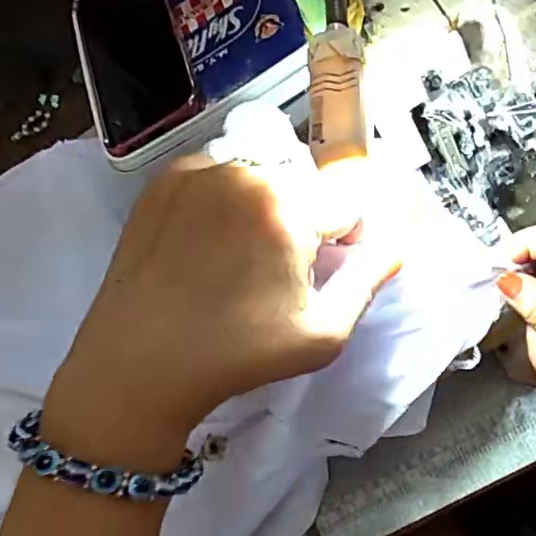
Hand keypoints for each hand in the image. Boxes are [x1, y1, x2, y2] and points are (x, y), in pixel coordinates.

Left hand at [46, 153, 400, 464]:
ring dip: (268, 211)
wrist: (139, 363)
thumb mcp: (324, 333)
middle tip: (280, 273)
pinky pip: (220, 179)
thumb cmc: (239, 354)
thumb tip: (395, 243)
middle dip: (307, 222)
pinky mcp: (164, 181)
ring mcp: (199, 172)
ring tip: (239, 262)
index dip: (347, 238)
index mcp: (289, 208)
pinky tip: (208, 246)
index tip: (322, 272)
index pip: (349, 201)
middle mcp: (246, 174)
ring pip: (262, 180)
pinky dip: (227, 203)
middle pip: (306, 187)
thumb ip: (369, 279)